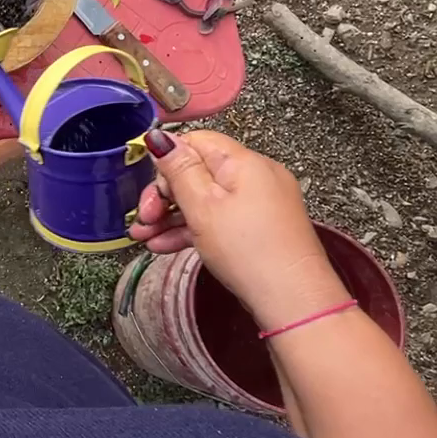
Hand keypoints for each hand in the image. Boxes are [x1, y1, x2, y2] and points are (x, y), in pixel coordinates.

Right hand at [128, 129, 349, 325]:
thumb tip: (158, 136)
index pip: (195, 142)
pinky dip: (191, 229)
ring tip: (144, 238)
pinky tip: (164, 246)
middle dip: (163, 195)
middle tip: (143, 219)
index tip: (150, 190)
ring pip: (203, 198)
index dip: (166, 162)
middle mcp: (255, 176)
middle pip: (196, 171)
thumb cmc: (248, 251)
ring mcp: (258, 203)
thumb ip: (178, 169)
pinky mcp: (258, 226)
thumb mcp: (202, 206)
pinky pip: (217, 217)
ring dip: (170, 216)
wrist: (293, 301)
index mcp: (243, 163)